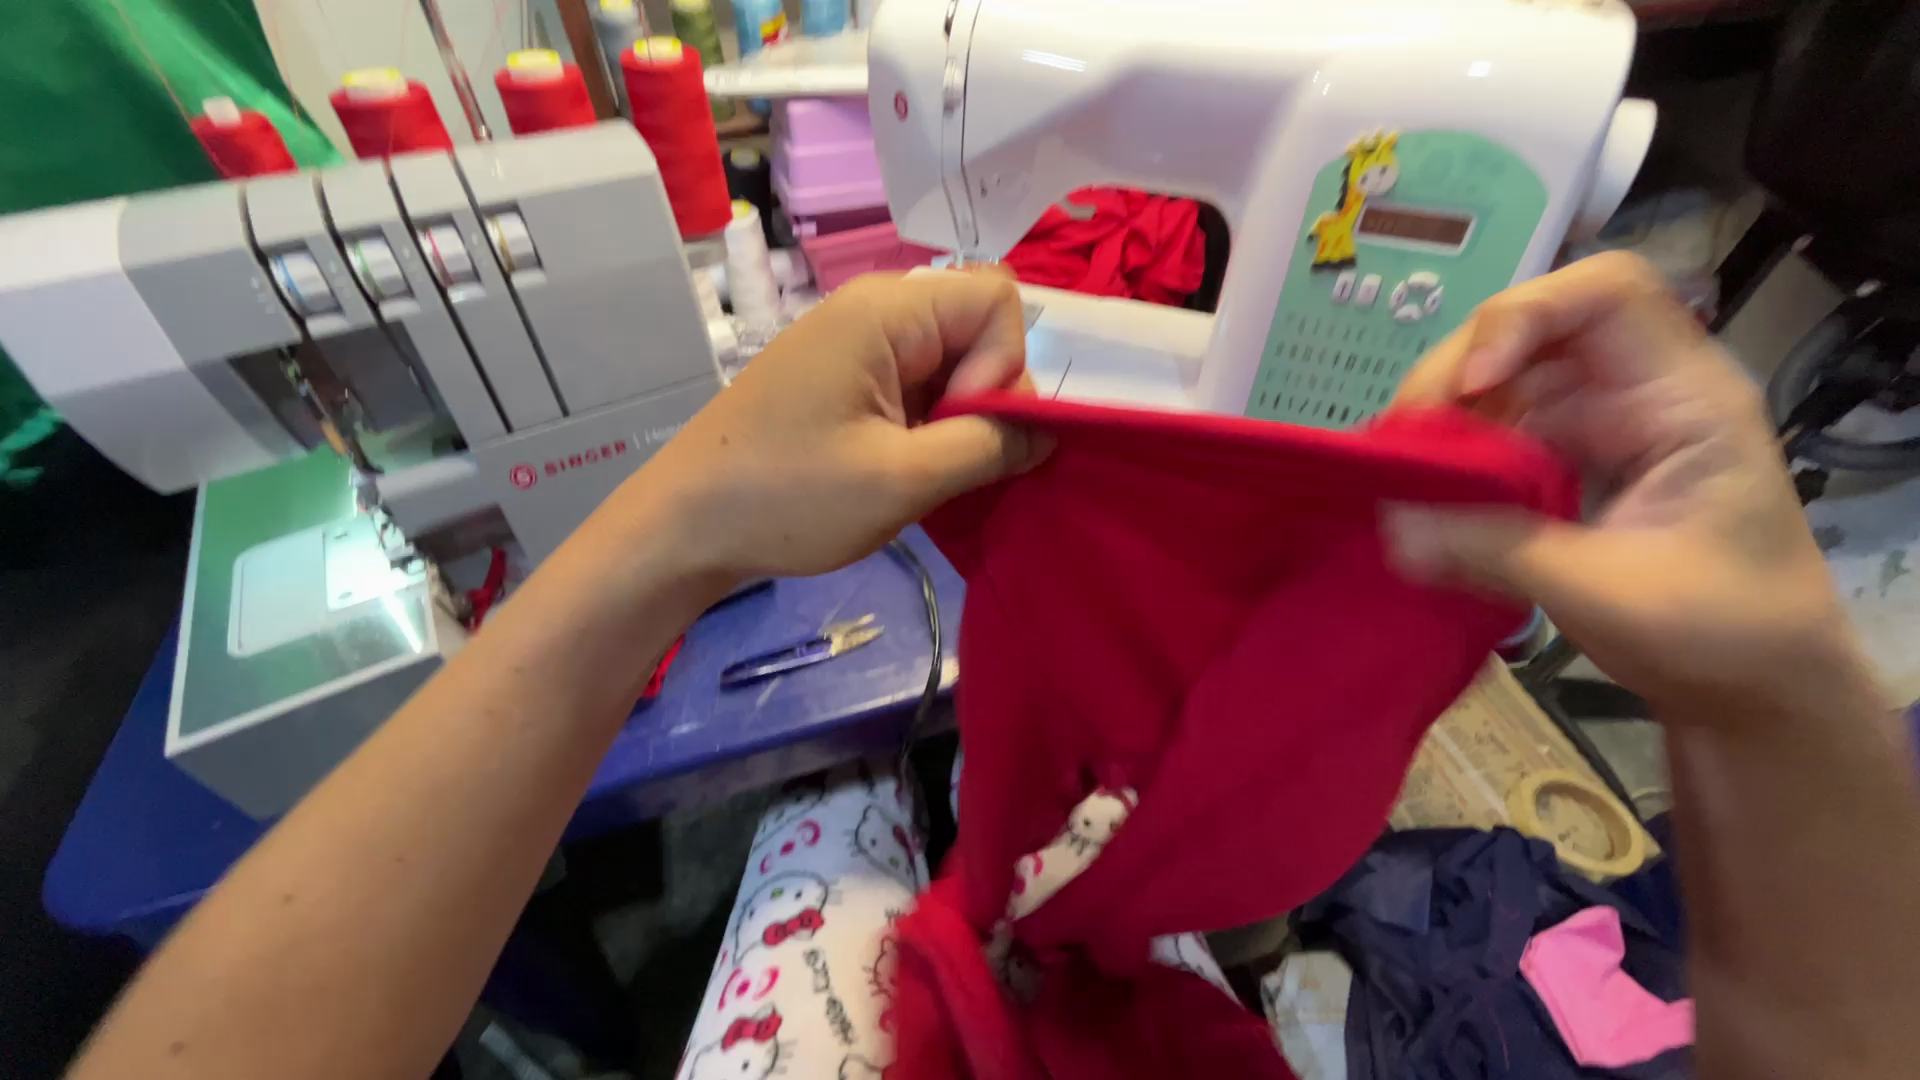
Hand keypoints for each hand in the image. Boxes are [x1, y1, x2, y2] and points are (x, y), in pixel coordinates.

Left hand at [617, 270, 1048, 580]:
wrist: (686, 526)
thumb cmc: (788, 496)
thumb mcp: (902, 479)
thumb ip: (988, 446)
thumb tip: (1048, 429)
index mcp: (886, 310)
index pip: (998, 299)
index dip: (1003, 366)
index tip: (961, 428)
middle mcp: (875, 311)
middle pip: (977, 331)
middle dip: (984, 397)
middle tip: (942, 461)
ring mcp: (857, 347)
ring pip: (950, 365)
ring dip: (956, 421)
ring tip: (918, 474)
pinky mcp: (846, 383)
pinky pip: (917, 388)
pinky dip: (929, 429)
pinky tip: (902, 470)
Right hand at [1383, 252, 1868, 715]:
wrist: (1750, 683)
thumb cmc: (1719, 630)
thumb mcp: (1606, 591)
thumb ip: (1494, 550)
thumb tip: (1392, 522)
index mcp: (1678, 398)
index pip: (1604, 296)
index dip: (1521, 320)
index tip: (1470, 388)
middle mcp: (1629, 393)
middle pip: (1524, 333)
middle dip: (1451, 376)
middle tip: (1403, 443)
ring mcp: (1588, 426)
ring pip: (1492, 383)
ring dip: (1437, 420)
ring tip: (1399, 471)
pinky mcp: (1555, 461)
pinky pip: (1483, 434)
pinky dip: (1442, 457)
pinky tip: (1416, 490)